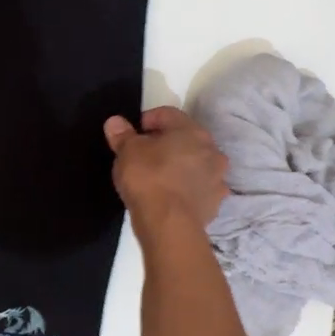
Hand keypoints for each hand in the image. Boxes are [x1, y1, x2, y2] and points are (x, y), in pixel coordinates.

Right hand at [103, 107, 228, 230]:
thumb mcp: (126, 152)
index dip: (146, 119)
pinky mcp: (216, 200)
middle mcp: (212, 150)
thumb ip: (122, 135)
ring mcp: (218, 176)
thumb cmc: (147, 177)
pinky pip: (199, 185)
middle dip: (165, 142)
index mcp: (191, 132)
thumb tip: (116, 121)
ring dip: (179, 164)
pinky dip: (186, 185)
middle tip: (142, 154)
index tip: (131, 134)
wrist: (168, 222)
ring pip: (196, 162)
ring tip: (156, 176)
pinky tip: (169, 194)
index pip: (168, 114)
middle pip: (186, 138)